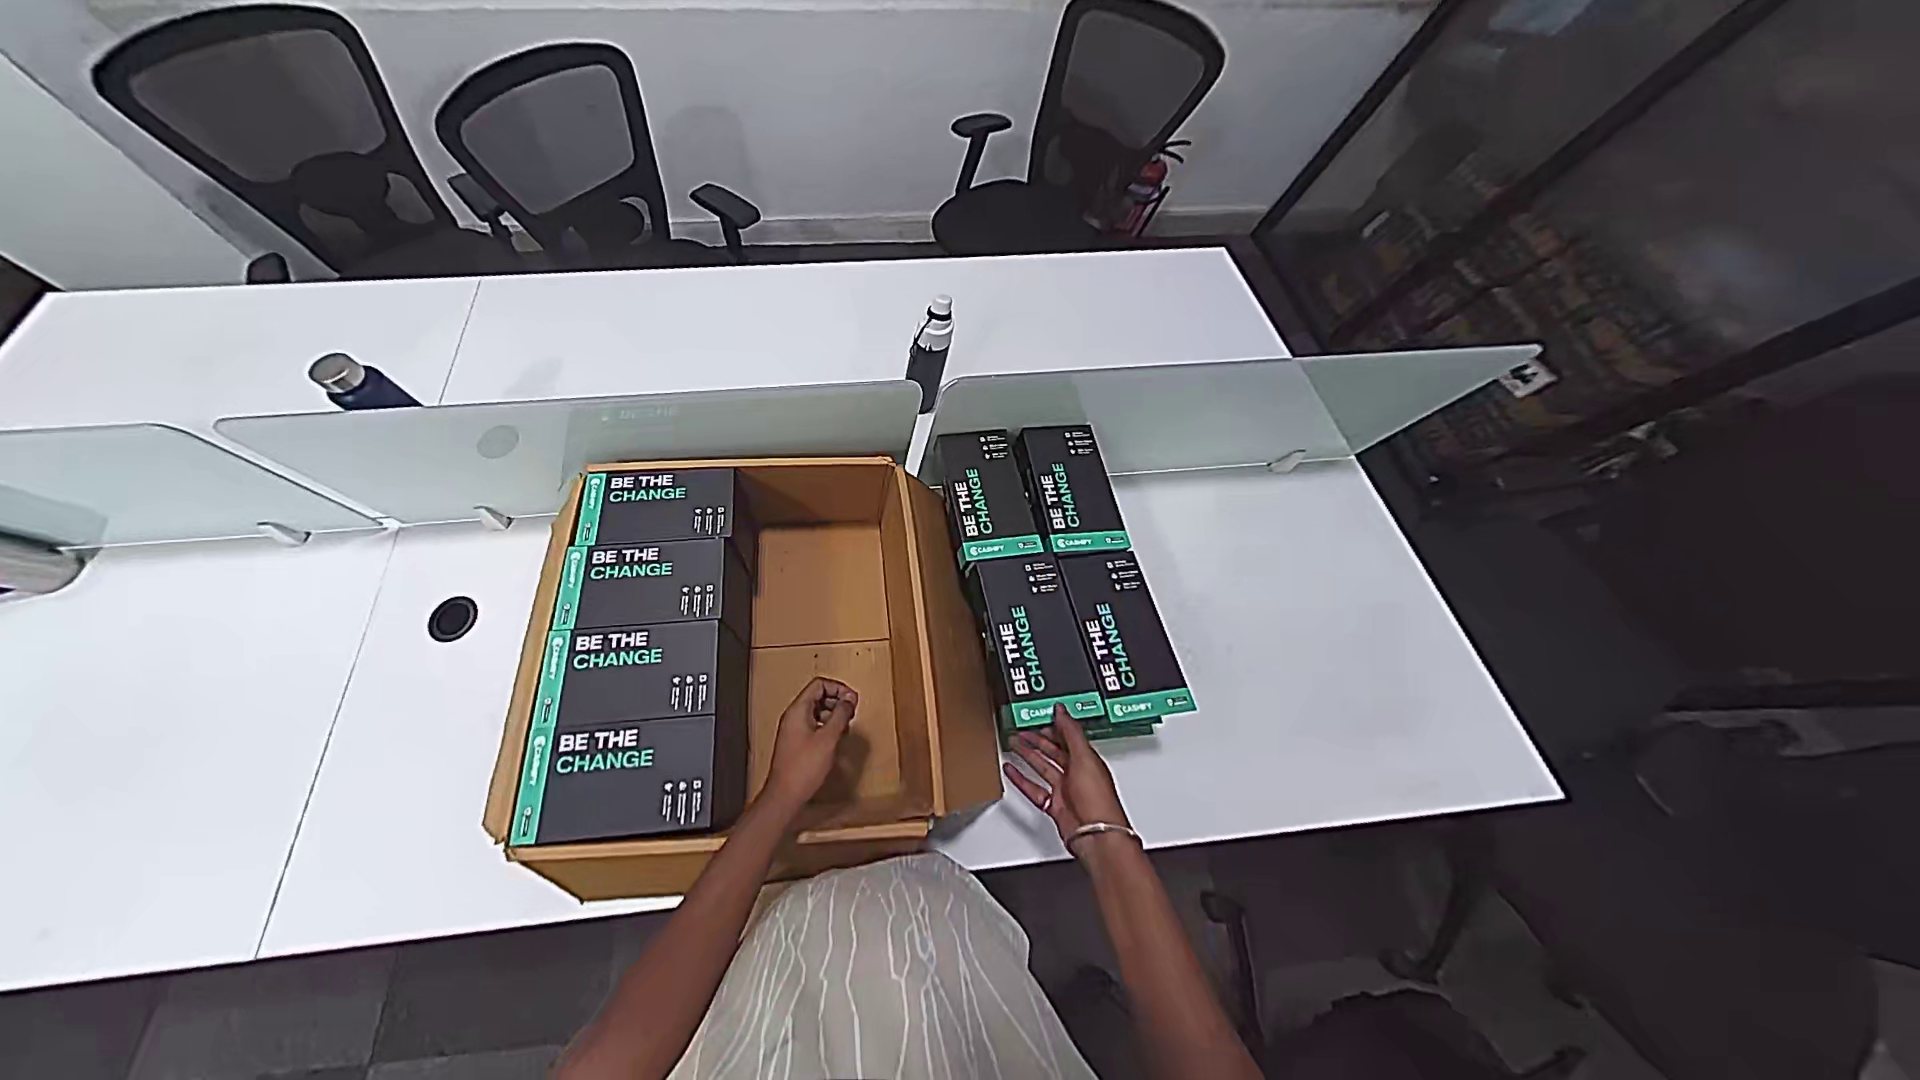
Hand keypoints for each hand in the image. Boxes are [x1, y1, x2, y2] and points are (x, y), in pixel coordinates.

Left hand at [763, 677, 857, 813]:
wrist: (785, 795)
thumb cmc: (804, 768)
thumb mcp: (828, 738)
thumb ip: (840, 715)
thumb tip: (849, 699)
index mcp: (798, 710)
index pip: (819, 685)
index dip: (838, 688)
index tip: (852, 700)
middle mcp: (793, 717)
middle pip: (817, 695)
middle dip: (837, 700)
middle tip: (852, 711)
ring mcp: (793, 730)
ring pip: (816, 710)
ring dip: (833, 713)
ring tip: (846, 725)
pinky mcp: (796, 742)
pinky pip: (813, 724)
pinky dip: (827, 725)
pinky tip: (836, 738)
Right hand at [1004, 705, 1130, 850]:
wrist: (1096, 835)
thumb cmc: (1097, 799)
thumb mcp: (1084, 757)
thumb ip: (1071, 732)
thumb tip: (1062, 710)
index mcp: (1086, 759)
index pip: (1068, 737)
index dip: (1054, 727)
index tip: (1041, 716)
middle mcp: (1076, 773)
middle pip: (1053, 752)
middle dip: (1037, 740)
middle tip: (1022, 730)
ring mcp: (1064, 790)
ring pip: (1042, 767)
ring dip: (1028, 755)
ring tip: (1014, 743)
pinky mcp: (1055, 805)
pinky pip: (1034, 789)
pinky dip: (1021, 779)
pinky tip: (1012, 770)